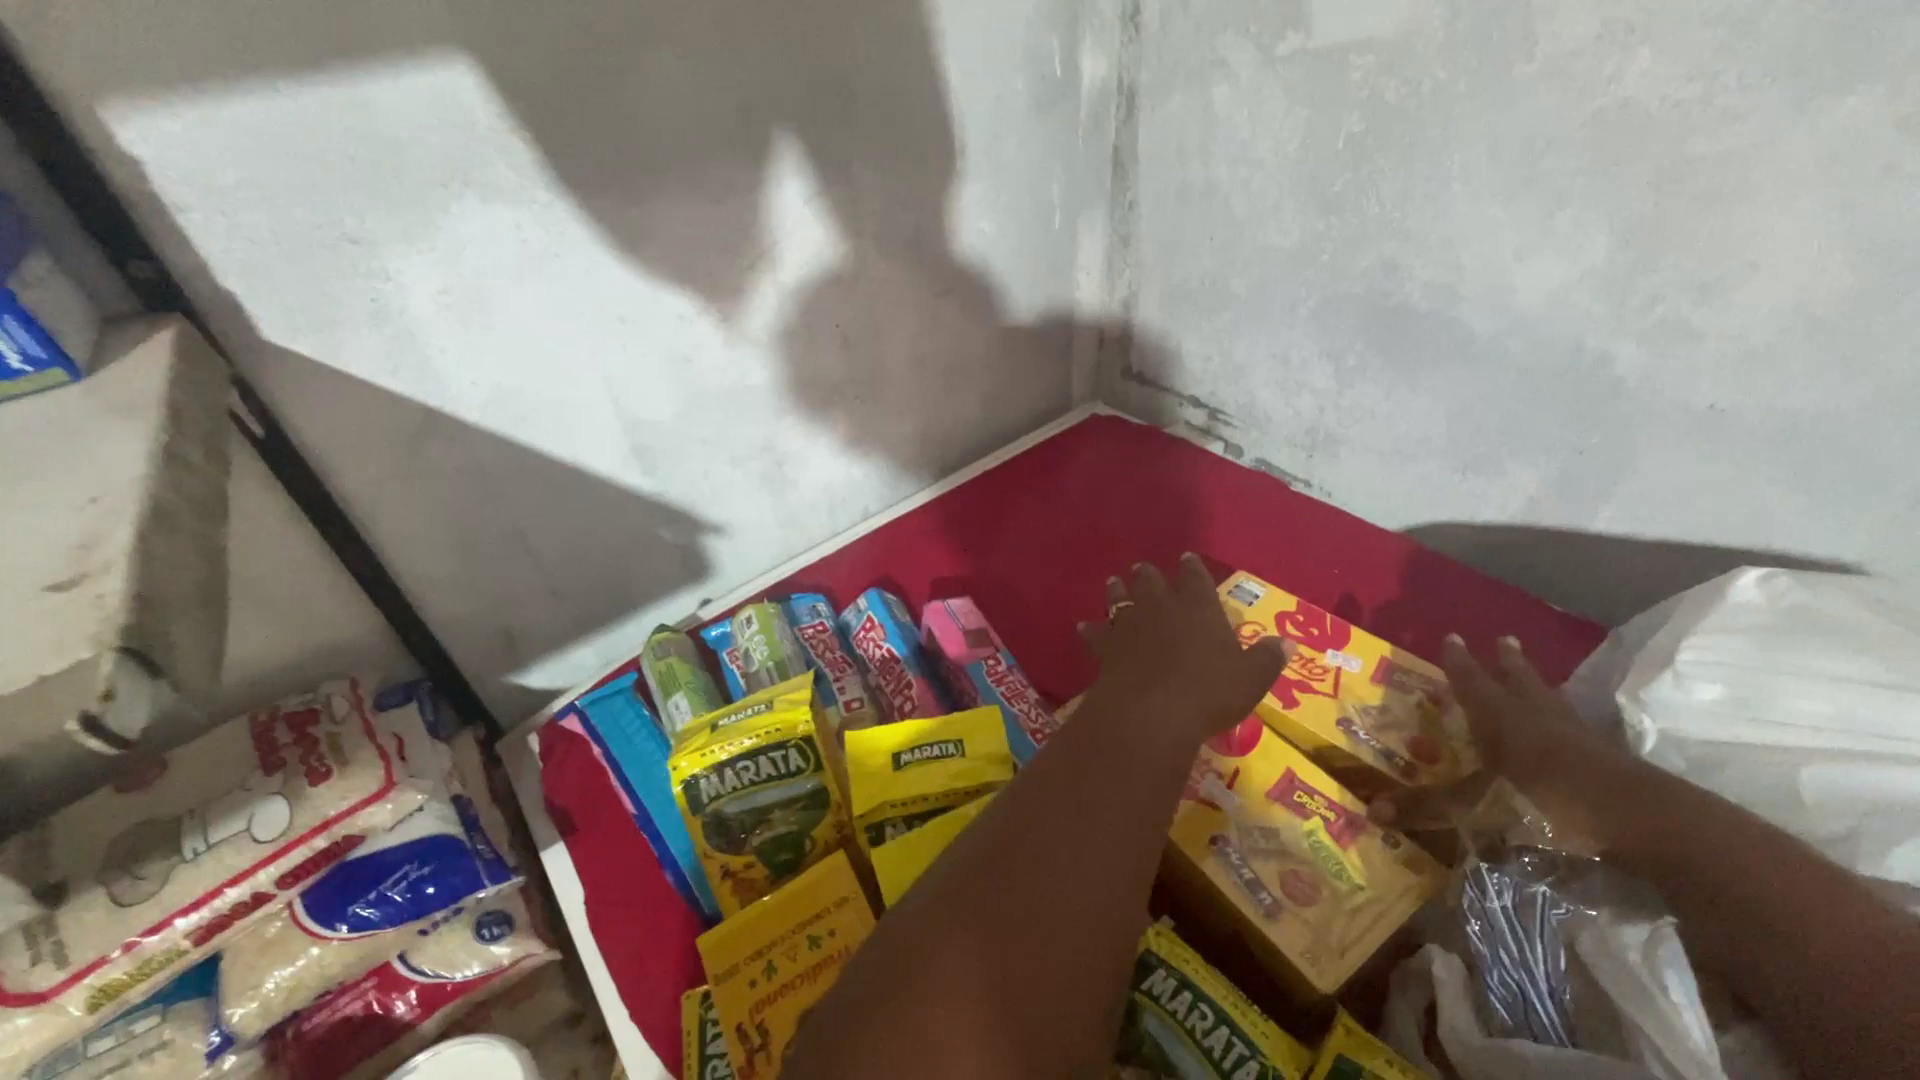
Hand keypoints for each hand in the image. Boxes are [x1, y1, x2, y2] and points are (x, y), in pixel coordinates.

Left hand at [1077, 554, 1292, 745]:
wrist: (1152, 712)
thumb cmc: (1210, 692)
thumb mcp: (1252, 679)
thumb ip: (1268, 659)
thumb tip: (1288, 643)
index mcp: (1198, 607)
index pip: (1196, 578)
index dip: (1192, 568)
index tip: (1187, 558)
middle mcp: (1160, 608)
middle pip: (1151, 582)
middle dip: (1148, 574)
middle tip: (1143, 568)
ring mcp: (1129, 626)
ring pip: (1119, 600)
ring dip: (1116, 590)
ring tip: (1113, 581)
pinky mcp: (1105, 648)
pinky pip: (1094, 634)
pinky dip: (1089, 629)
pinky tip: (1082, 626)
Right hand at [1371, 634, 1641, 844]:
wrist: (1644, 823)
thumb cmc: (1549, 802)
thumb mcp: (1479, 808)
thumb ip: (1430, 808)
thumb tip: (1369, 810)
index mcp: (1502, 721)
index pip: (1473, 683)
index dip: (1459, 663)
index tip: (1451, 637)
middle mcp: (1538, 720)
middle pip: (1520, 683)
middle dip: (1508, 663)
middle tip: (1504, 640)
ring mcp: (1579, 740)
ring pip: (1552, 702)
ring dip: (1539, 687)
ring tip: (1534, 676)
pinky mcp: (1609, 763)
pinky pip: (1578, 731)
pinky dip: (1567, 724)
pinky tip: (1570, 731)